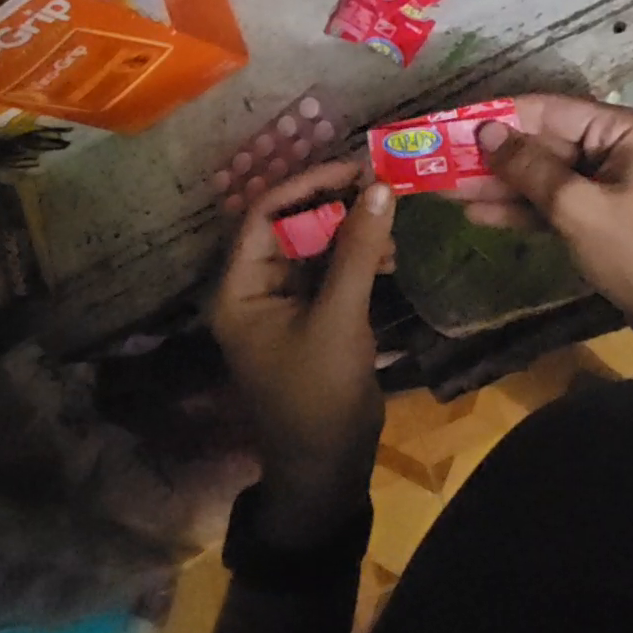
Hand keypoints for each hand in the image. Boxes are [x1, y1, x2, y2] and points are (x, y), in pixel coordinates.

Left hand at [210, 162, 394, 548]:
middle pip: (294, 226)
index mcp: (241, 288)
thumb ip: (359, 250)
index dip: (309, 185)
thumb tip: (381, 186)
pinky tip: (391, 257)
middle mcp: (258, 289)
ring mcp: (289, 303)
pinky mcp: (317, 316)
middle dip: (337, 206)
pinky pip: (336, 270)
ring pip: (319, 246)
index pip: (266, 215)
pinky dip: (362, 258)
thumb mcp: (339, 316)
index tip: (356, 169)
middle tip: (382, 190)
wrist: (329, 463)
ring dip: (354, 232)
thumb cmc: (319, 392)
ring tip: (392, 230)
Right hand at [451, 95, 632, 336]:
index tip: (452, 124)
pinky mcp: (601, 216)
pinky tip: (479, 214)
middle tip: (439, 161)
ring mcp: (608, 183)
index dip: (499, 117)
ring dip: (500, 185)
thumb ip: (531, 169)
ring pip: (545, 176)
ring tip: (445, 189)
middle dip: (494, 156)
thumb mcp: (580, 208)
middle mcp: (617, 148)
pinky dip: (522, 210)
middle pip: (545, 143)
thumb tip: (486, 132)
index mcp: (624, 130)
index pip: (551, 111)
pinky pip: (555, 204)